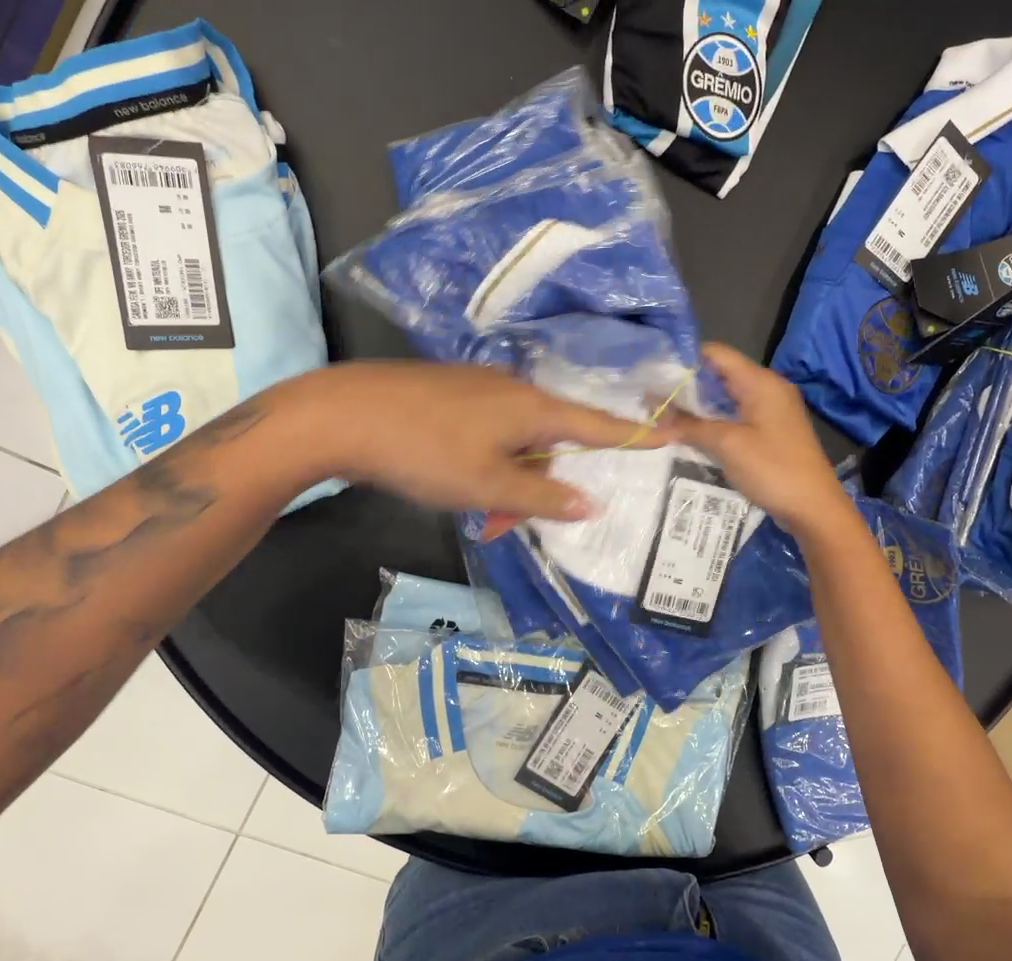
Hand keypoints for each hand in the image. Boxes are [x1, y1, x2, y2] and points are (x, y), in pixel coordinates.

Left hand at [307, 361, 662, 520]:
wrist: (340, 415)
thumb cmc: (424, 451)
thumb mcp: (488, 487)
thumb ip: (543, 498)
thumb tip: (591, 504)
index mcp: (533, 408)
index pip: (598, 425)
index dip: (633, 436)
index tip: (671, 434)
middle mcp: (513, 389)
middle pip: (552, 440)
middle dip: (543, 484)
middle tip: (510, 521)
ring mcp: (478, 388)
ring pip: (516, 441)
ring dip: (509, 480)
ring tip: (478, 515)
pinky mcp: (449, 393)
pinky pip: (488, 433)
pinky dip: (486, 464)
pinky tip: (458, 485)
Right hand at [659, 343, 855, 538]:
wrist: (814, 508)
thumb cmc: (772, 469)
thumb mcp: (727, 445)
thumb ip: (690, 425)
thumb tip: (656, 412)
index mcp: (761, 382)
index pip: (716, 354)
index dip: (684, 359)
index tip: (653, 371)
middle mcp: (768, 389)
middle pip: (721, 375)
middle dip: (687, 385)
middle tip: (652, 397)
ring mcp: (772, 412)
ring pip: (727, 399)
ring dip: (699, 406)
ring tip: (664, 415)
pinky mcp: (771, 433)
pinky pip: (737, 418)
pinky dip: (715, 422)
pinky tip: (692, 434)